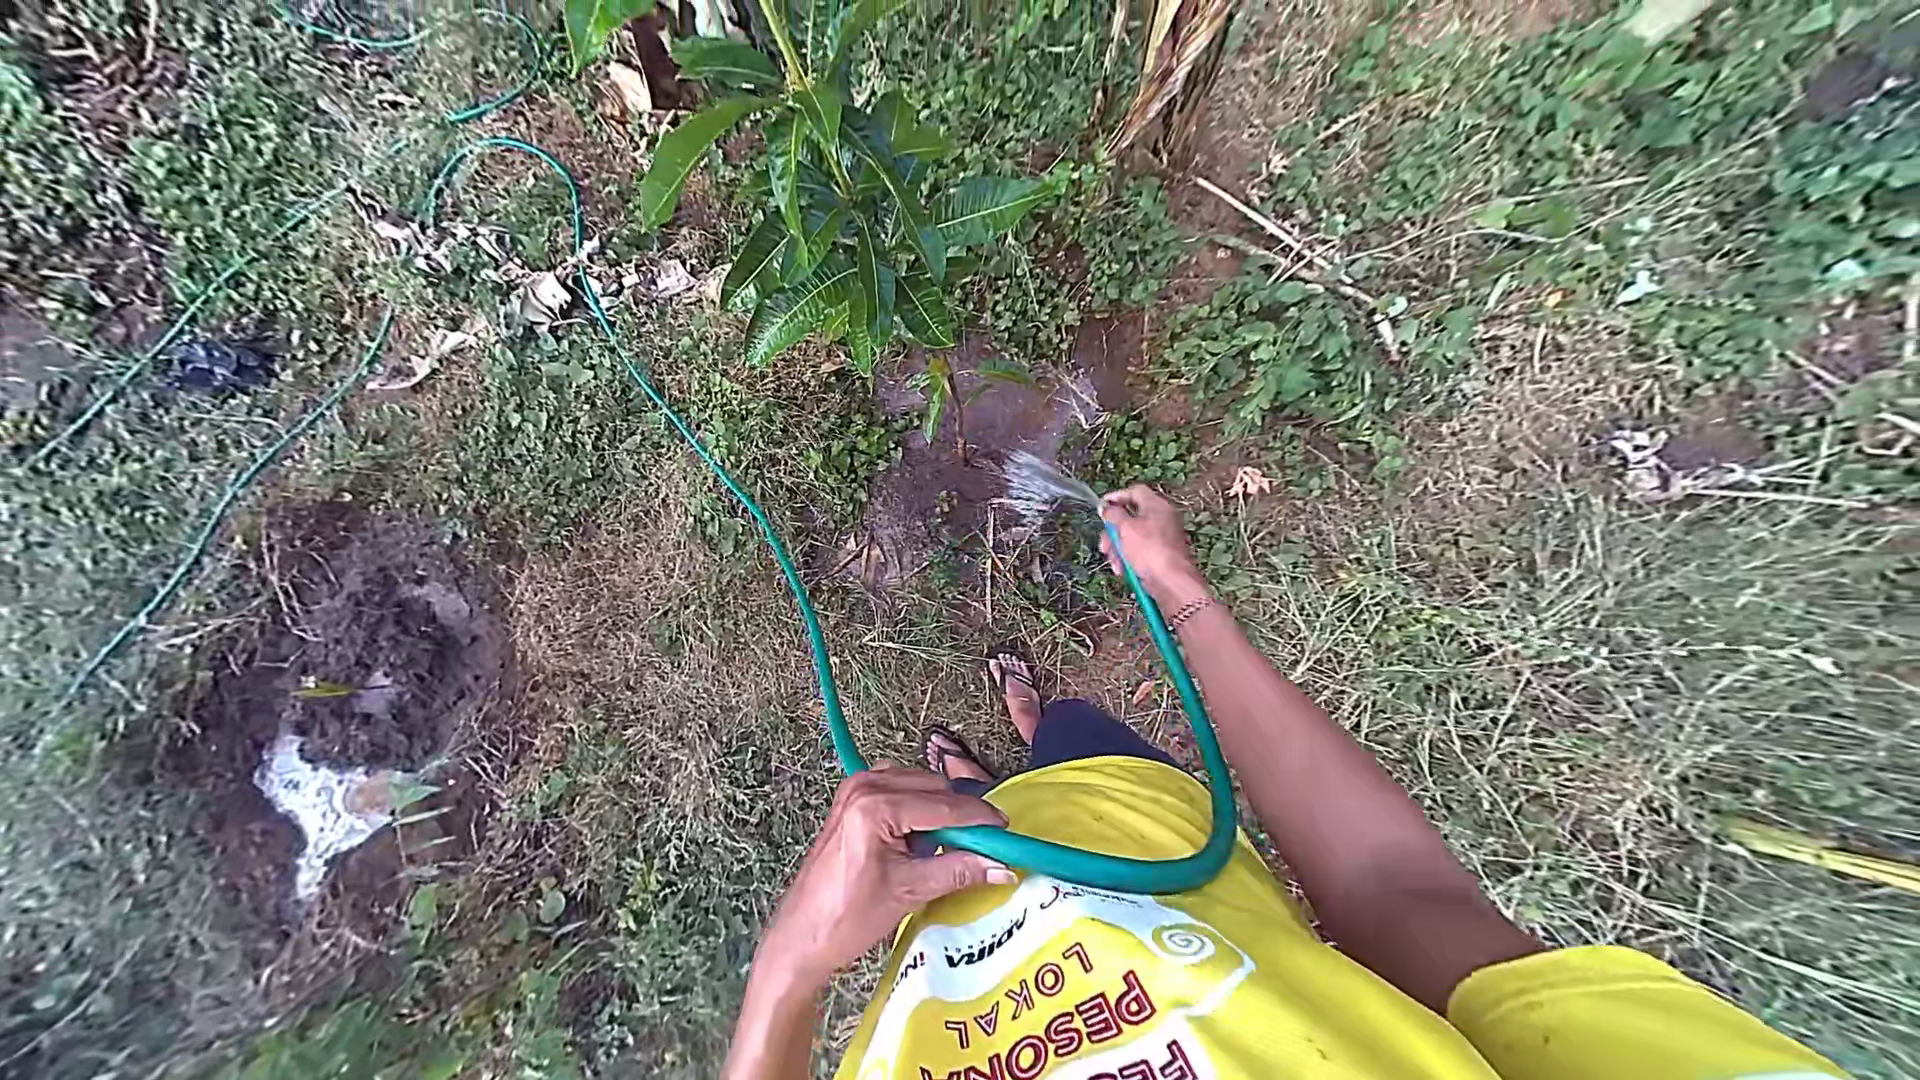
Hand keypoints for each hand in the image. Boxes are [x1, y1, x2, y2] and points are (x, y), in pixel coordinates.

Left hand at [756, 764, 1015, 986]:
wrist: (801, 934)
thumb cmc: (848, 917)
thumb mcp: (909, 892)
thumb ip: (958, 870)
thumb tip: (1003, 867)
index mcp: (876, 806)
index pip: (943, 805)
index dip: (979, 817)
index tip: (1006, 830)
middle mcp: (866, 785)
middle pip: (934, 788)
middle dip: (962, 813)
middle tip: (986, 843)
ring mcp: (857, 785)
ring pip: (919, 784)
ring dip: (941, 809)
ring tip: (955, 844)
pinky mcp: (854, 794)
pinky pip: (901, 787)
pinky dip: (919, 806)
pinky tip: (925, 835)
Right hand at [1100, 485, 1208, 606]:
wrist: (1171, 582)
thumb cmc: (1150, 552)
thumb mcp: (1125, 529)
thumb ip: (1113, 515)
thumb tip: (1106, 508)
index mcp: (1157, 506)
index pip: (1135, 492)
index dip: (1116, 497)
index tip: (1102, 507)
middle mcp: (1162, 519)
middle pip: (1130, 517)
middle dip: (1113, 532)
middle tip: (1105, 544)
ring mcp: (1162, 537)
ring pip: (1132, 537)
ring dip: (1118, 549)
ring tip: (1115, 562)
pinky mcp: (1161, 555)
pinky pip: (1139, 551)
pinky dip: (1128, 558)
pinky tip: (1123, 569)